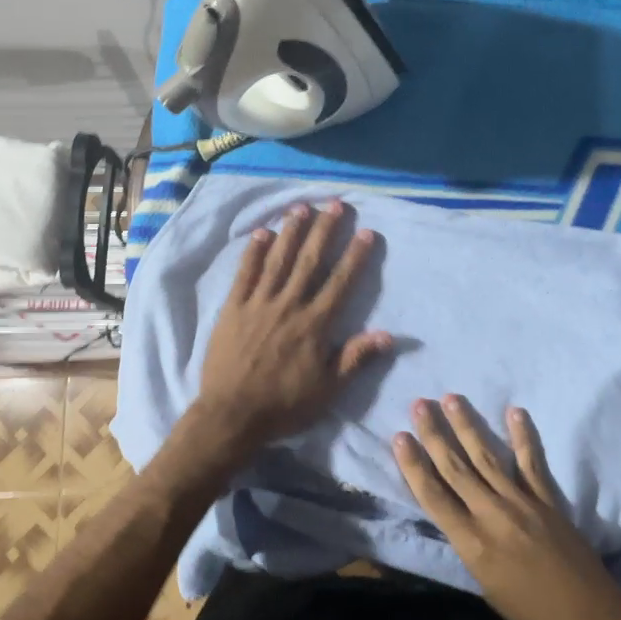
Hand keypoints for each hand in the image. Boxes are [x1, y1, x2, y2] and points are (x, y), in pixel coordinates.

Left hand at [188, 200, 392, 456]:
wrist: (231, 415)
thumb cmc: (284, 405)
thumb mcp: (328, 389)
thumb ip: (355, 358)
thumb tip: (389, 335)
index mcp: (314, 324)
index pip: (340, 282)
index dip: (355, 256)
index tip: (367, 232)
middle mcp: (289, 305)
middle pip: (310, 261)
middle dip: (325, 230)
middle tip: (336, 204)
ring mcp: (259, 303)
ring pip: (278, 260)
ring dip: (292, 232)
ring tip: (302, 207)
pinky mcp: (233, 308)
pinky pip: (245, 273)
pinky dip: (254, 252)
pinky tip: (263, 233)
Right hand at [394, 396, 620, 619]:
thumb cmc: (533, 616)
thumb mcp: (486, 588)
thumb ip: (470, 547)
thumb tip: (457, 518)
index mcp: (473, 544)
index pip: (434, 496)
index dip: (413, 466)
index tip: (399, 437)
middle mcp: (493, 515)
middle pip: (457, 468)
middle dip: (435, 434)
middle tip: (419, 404)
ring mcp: (523, 503)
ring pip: (488, 457)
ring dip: (468, 426)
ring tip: (451, 399)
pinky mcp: (549, 500)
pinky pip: (532, 462)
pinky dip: (523, 436)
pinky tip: (514, 411)